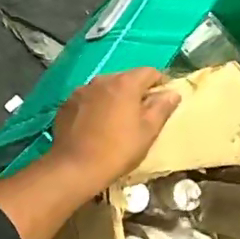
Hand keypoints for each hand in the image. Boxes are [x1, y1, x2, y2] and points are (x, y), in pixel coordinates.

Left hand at [46, 68, 180, 179]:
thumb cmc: (118, 150)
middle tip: (142, 113)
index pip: (149, 72)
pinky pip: (88, 98)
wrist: (75, 166)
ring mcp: (81, 90)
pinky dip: (96, 105)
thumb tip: (172, 93)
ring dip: (114, 97)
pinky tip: (96, 124)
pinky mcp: (67, 103)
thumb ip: (161, 108)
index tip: (163, 99)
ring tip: (118, 119)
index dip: (160, 83)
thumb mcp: (148, 131)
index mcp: (124, 84)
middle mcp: (101, 80)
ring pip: (105, 88)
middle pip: (125, 78)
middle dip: (136, 91)